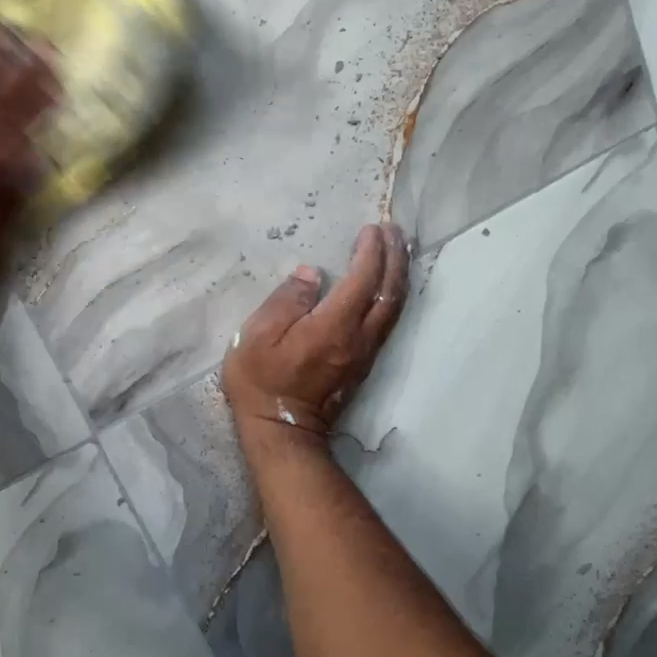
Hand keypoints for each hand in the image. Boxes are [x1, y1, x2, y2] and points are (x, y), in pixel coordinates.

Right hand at [223, 223, 409, 438]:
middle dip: (394, 257)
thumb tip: (309, 273)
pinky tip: (390, 286)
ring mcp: (365, 353)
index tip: (370, 228)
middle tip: (393, 229)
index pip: (362, 280)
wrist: (280, 429)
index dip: (370, 252)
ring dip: (399, 275)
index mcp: (333, 326)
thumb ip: (286, 300)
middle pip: (389, 292)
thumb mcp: (257, 335)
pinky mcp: (363, 363)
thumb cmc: (260, 379)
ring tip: (399, 249)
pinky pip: (388, 320)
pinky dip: (393, 296)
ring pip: (394, 308)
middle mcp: (359, 338)